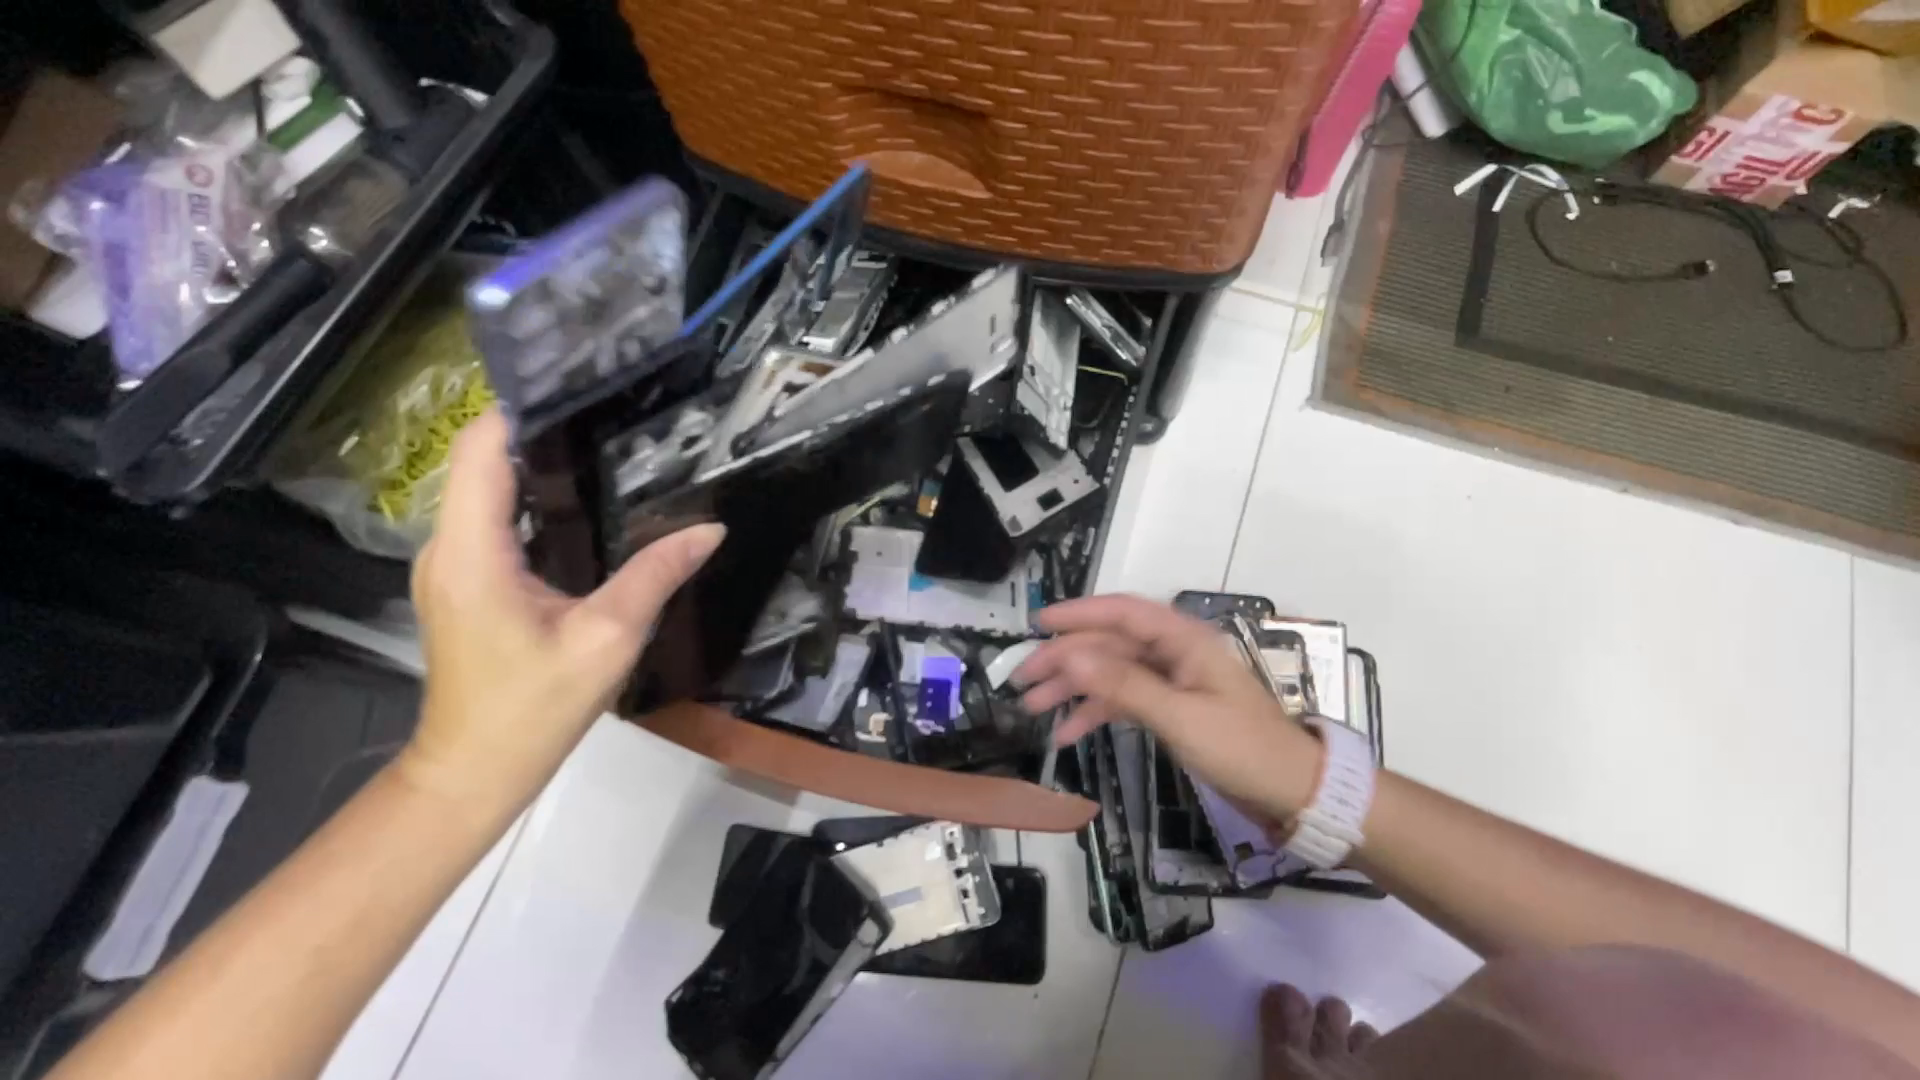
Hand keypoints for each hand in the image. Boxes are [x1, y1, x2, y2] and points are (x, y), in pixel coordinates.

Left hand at [400, 409, 723, 814]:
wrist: (476, 768)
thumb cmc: (535, 706)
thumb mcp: (608, 638)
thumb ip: (656, 574)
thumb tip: (710, 529)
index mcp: (473, 549)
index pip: (484, 448)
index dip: (526, 409)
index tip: (584, 387)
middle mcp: (448, 546)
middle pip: (485, 461)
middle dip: (544, 432)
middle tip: (613, 414)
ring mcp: (450, 564)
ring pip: (487, 490)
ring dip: (539, 467)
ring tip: (606, 448)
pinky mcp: (462, 582)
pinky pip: (492, 520)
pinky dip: (531, 501)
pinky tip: (581, 505)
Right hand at [1013, 595, 1321, 817]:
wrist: (1291, 792)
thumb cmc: (1242, 749)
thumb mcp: (1180, 717)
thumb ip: (1124, 685)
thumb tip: (1071, 657)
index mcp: (1184, 640)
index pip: (1122, 612)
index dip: (1078, 614)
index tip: (1037, 624)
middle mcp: (1174, 652)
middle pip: (1109, 644)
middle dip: (1065, 659)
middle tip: (1023, 678)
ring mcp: (1171, 680)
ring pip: (1110, 673)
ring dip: (1073, 688)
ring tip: (1033, 707)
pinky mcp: (1170, 708)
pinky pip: (1123, 700)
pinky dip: (1094, 713)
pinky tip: (1066, 733)